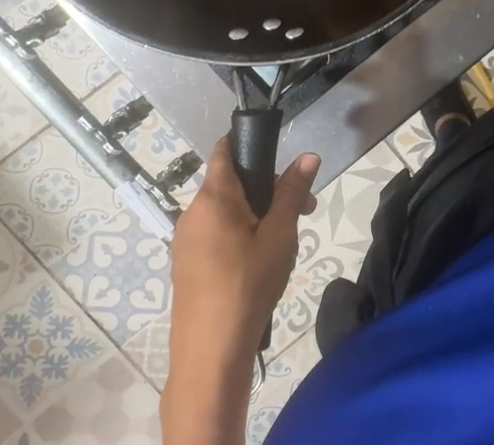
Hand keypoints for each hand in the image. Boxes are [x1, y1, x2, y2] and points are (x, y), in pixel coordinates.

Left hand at [162, 138, 318, 444]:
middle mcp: (192, 214)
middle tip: (304, 210)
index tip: (280, 149)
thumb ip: (292, 192)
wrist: (211, 352)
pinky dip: (242, 233)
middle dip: (269, 188)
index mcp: (212, 199)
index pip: (224, 151)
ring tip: (288, 240)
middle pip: (232, 184)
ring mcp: (186, 241)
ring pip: (227, 211)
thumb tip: (308, 156)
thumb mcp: (280, 235)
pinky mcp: (187, 265)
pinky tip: (263, 260)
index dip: (249, 142)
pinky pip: (217, 234)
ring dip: (258, 214)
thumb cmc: (248, 284)